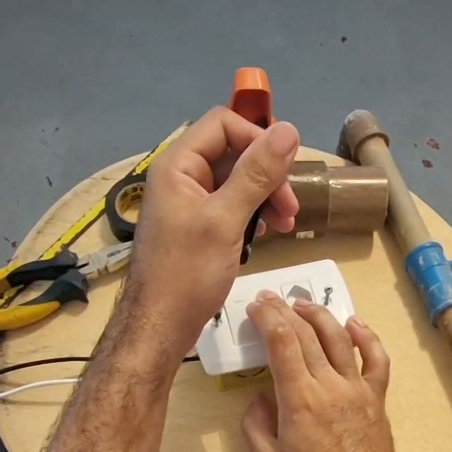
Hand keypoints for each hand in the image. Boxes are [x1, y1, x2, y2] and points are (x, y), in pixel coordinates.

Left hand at [127, 107, 301, 343]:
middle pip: (233, 153)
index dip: (257, 139)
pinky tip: (266, 235)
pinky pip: (230, 208)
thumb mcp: (225, 221)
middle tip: (291, 209)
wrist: (160, 327)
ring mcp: (189, 206)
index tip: (284, 170)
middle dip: (267, 175)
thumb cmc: (187, 274)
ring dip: (265, 197)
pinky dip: (252, 216)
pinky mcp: (198, 230)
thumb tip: (289, 130)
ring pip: (236, 183)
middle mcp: (181, 178)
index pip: (223, 124)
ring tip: (285, 226)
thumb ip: (256, 175)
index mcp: (178, 166)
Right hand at [240, 292, 414, 451]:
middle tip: (270, 299)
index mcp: (299, 399)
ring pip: (339, 338)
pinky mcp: (376, 395)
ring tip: (302, 304)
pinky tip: (353, 323)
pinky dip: (366, 336)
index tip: (256, 307)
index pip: (282, 342)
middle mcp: (329, 384)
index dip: (267, 318)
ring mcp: (356, 387)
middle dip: (285, 310)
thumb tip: (259, 398)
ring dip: (319, 315)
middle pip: (306, 334)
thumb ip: (255, 425)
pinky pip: (376, 358)